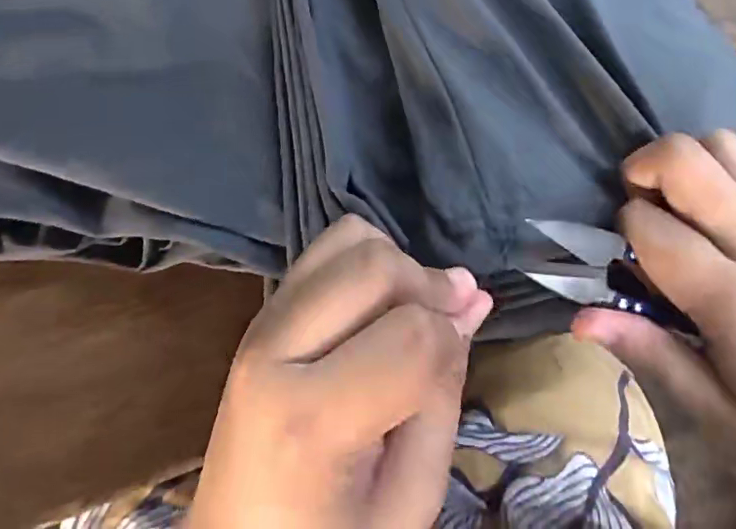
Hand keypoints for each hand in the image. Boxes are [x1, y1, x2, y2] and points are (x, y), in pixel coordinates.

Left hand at [189, 215, 491, 528]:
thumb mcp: (408, 497)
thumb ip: (443, 394)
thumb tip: (474, 301)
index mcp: (308, 419)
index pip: (410, 335)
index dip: (453, 335)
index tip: (459, 354)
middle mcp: (274, 350)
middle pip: (375, 265)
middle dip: (429, 284)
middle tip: (453, 315)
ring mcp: (261, 320)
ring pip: (349, 238)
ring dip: (397, 265)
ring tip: (407, 314)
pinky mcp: (264, 308)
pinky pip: (327, 248)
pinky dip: (367, 259)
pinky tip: (376, 307)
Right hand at [573, 133, 735, 528]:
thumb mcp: (719, 415)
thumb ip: (650, 353)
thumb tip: (579, 319)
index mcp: (735, 301)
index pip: (651, 225)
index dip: (624, 230)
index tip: (631, 260)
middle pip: (686, 160)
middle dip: (643, 167)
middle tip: (642, 205)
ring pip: (725, 144)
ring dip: (688, 159)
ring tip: (682, 201)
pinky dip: (728, 165)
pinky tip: (724, 206)